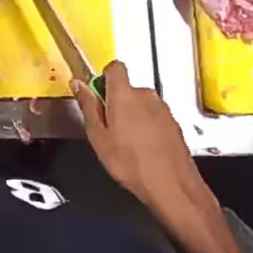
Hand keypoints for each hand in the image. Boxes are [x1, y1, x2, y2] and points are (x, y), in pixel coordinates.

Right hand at [74, 60, 202, 209]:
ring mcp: (163, 108)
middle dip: (115, 102)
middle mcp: (146, 96)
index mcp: (124, 95)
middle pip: (126, 88)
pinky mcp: (173, 122)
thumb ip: (88, 106)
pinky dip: (145, 126)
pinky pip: (153, 116)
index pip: (114, 67)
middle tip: (106, 128)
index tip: (96, 96)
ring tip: (124, 143)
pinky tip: (141, 148)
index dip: (103, 77)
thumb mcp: (98, 136)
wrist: (170, 184)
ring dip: (130, 115)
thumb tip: (78, 84)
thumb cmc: (130, 163)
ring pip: (140, 103)